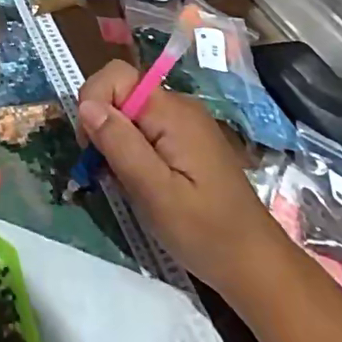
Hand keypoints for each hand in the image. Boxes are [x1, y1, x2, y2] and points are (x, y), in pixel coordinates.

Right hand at [76, 60, 269, 288]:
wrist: (256, 266)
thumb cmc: (206, 231)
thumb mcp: (156, 193)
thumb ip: (120, 144)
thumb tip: (85, 105)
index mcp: (172, 111)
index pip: (117, 75)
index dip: (94, 101)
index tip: (91, 146)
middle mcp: (178, 106)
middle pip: (120, 91)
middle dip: (101, 124)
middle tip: (104, 169)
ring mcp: (183, 123)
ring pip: (129, 113)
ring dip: (114, 141)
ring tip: (123, 182)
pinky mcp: (184, 141)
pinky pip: (144, 129)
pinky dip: (130, 150)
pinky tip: (138, 182)